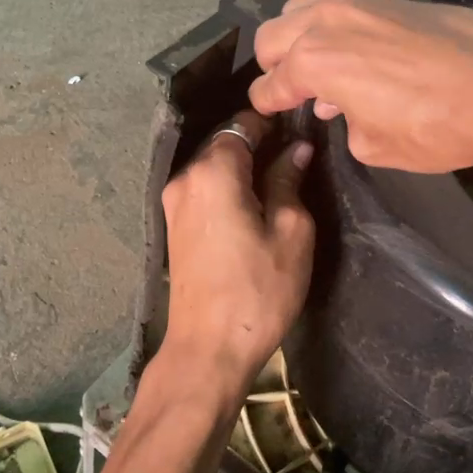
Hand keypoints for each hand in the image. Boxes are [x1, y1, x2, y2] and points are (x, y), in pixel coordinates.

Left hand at [159, 111, 315, 385]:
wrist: (208, 349)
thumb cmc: (258, 290)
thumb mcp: (291, 232)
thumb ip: (288, 181)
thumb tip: (295, 150)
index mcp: (213, 171)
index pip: (244, 124)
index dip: (273, 123)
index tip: (300, 129)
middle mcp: (185, 177)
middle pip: (225, 142)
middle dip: (258, 143)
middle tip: (295, 155)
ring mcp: (173, 203)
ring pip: (213, 166)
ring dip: (243, 166)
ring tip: (279, 180)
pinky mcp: (173, 226)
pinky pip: (204, 188)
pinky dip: (228, 186)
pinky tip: (252, 203)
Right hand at [248, 0, 472, 173]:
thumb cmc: (436, 125)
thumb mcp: (376, 146)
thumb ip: (347, 125)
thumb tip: (346, 109)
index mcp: (314, 61)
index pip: (271, 83)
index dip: (266, 103)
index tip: (268, 111)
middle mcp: (327, 22)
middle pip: (273, 34)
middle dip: (272, 63)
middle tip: (288, 88)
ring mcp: (361, 4)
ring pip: (305, 9)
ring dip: (300, 37)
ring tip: (320, 66)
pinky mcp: (392, 0)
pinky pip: (344, 9)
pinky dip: (336, 29)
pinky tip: (359, 54)